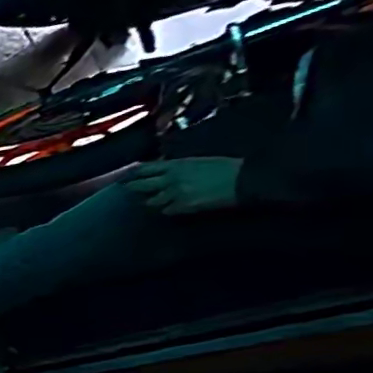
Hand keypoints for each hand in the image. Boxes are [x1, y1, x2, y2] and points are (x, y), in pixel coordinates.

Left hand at [121, 156, 243, 214]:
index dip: (132, 174)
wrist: (249, 178)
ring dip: (153, 202)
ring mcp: (175, 193)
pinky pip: (166, 211)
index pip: (143, 169)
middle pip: (139, 186)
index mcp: (176, 165)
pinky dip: (168, 210)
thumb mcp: (199, 161)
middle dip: (134, 189)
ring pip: (151, 201)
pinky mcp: (183, 205)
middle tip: (130, 192)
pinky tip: (174, 208)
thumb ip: (178, 167)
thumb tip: (163, 171)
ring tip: (156, 201)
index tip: (123, 178)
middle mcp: (170, 179)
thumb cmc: (229, 167)